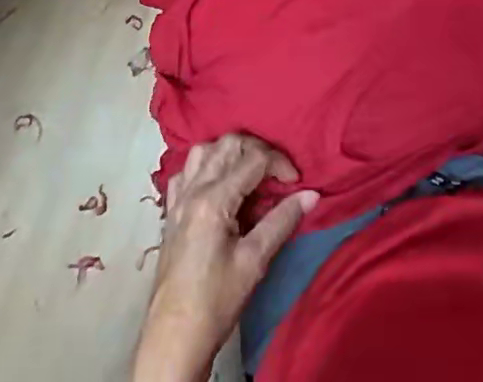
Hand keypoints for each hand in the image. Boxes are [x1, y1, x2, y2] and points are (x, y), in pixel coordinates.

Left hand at [134, 134, 319, 381]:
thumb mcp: (255, 260)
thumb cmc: (216, 301)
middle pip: (228, 144)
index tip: (296, 184)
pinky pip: (186, 172)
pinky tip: (220, 185)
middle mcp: (192, 190)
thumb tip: (312, 194)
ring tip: (251, 174)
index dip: (281, 164)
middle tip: (277, 175)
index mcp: (213, 200)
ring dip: (231, 153)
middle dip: (258, 150)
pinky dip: (207, 167)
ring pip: (204, 150)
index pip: (254, 159)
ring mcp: (177, 200)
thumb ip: (283, 220)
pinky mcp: (170, 212)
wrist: (174, 338)